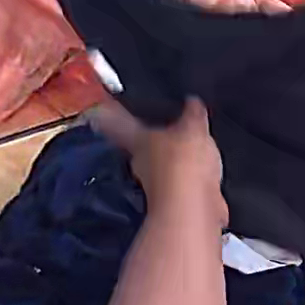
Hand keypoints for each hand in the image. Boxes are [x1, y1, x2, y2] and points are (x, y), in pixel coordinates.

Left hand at [90, 96, 226, 225]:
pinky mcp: (177, 196)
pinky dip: (188, 175)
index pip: (115, 120)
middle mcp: (140, 159)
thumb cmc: (184, 162)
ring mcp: (157, 180)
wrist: (194, 205)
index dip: (111, 110)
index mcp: (137, 138)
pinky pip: (181, 179)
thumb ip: (193, 115)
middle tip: (161, 126)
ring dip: (169, 158)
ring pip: (160, 163)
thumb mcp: (193, 129)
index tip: (103, 102)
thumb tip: (192, 99)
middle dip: (147, 136)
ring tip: (186, 148)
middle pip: (138, 143)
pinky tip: (200, 170)